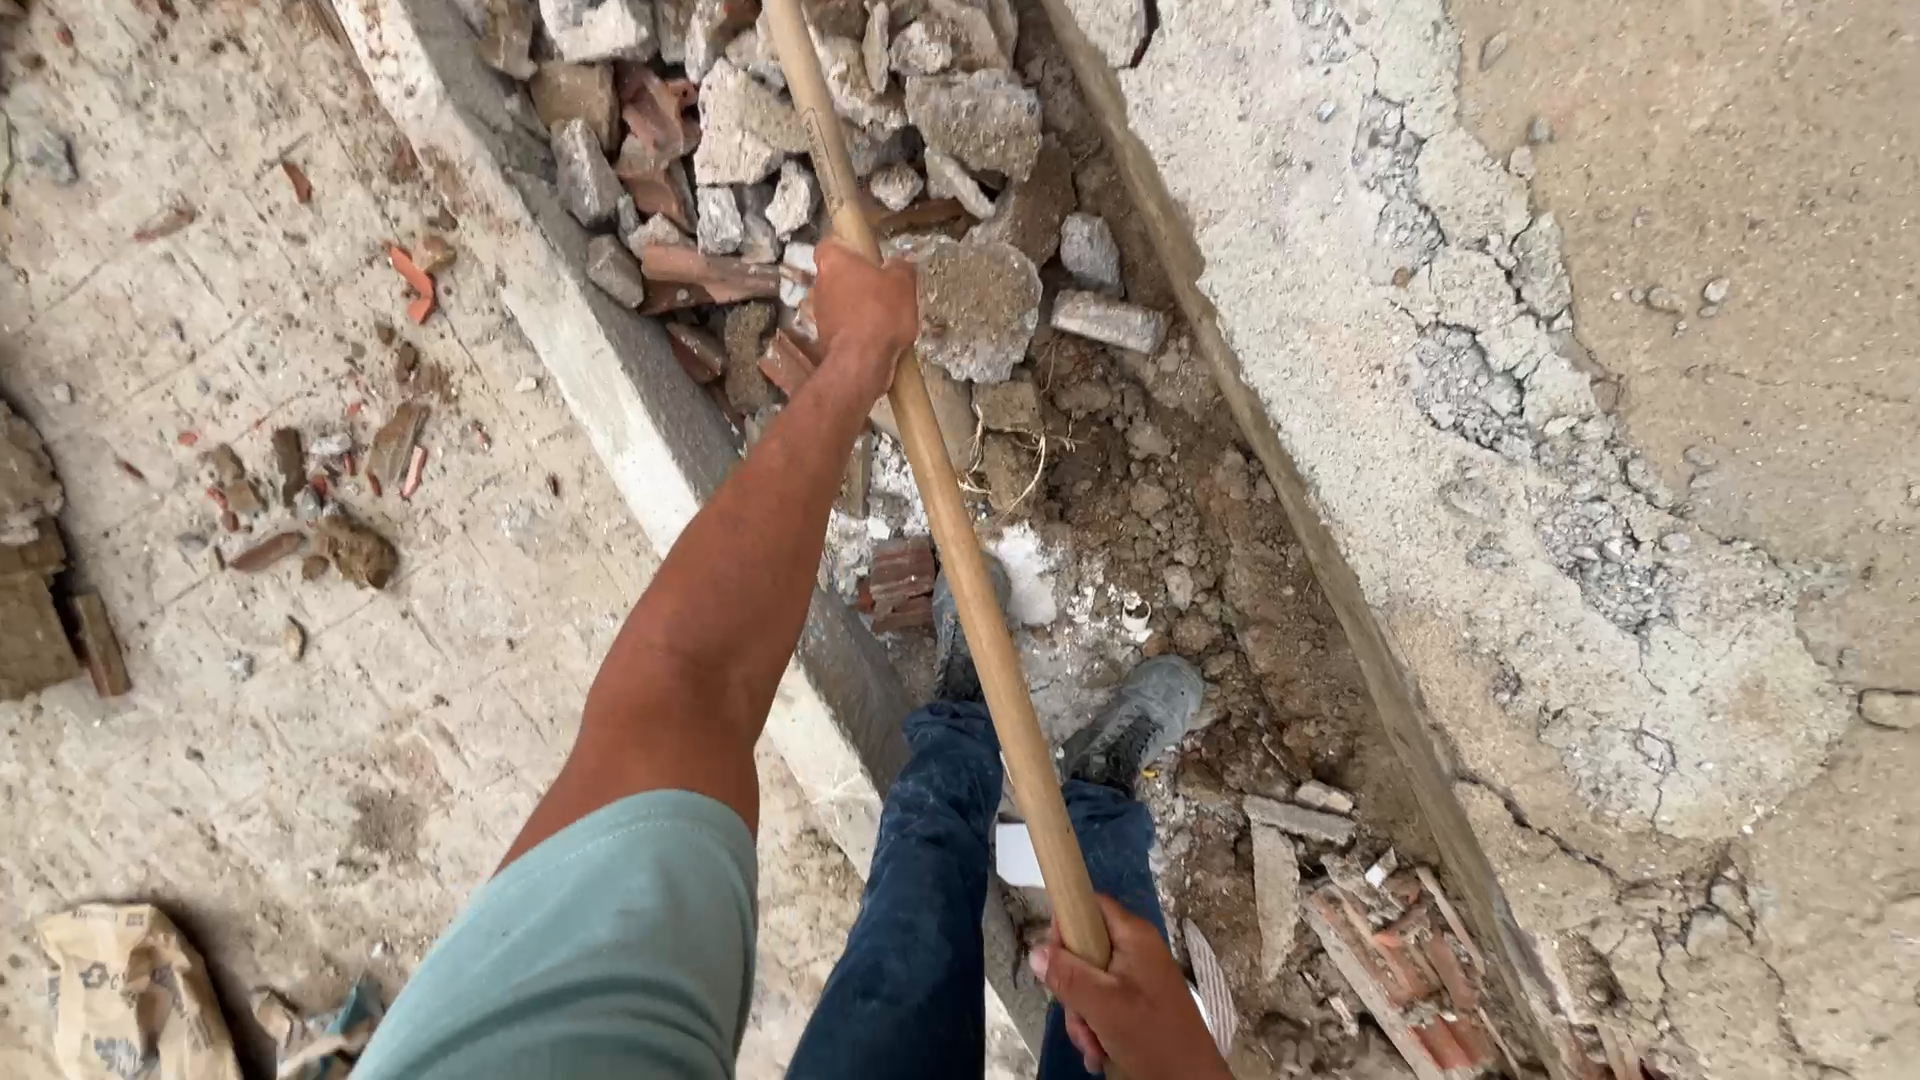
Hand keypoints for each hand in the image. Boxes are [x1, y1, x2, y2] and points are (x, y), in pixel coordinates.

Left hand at [812, 238, 916, 401]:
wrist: (863, 361)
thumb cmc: (881, 313)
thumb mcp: (903, 283)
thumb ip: (901, 267)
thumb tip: (899, 264)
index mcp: (832, 261)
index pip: (830, 243)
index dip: (847, 248)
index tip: (865, 257)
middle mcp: (819, 284)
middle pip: (836, 275)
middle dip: (856, 281)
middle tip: (881, 288)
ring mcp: (819, 313)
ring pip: (839, 302)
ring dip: (856, 307)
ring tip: (883, 317)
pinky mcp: (824, 339)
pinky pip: (843, 327)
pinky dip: (856, 330)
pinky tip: (876, 337)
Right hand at [1029, 895, 1231, 1079]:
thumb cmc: (1153, 1037)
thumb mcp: (1103, 1006)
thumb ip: (1068, 976)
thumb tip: (1035, 950)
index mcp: (1133, 935)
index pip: (1090, 904)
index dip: (1067, 923)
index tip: (1054, 956)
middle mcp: (1136, 948)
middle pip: (1085, 948)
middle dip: (1073, 986)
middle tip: (1076, 1015)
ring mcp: (1138, 975)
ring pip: (1091, 979)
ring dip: (1082, 1013)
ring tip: (1090, 1044)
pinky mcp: (1139, 1000)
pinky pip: (1104, 1000)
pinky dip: (1096, 1024)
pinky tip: (1099, 1050)